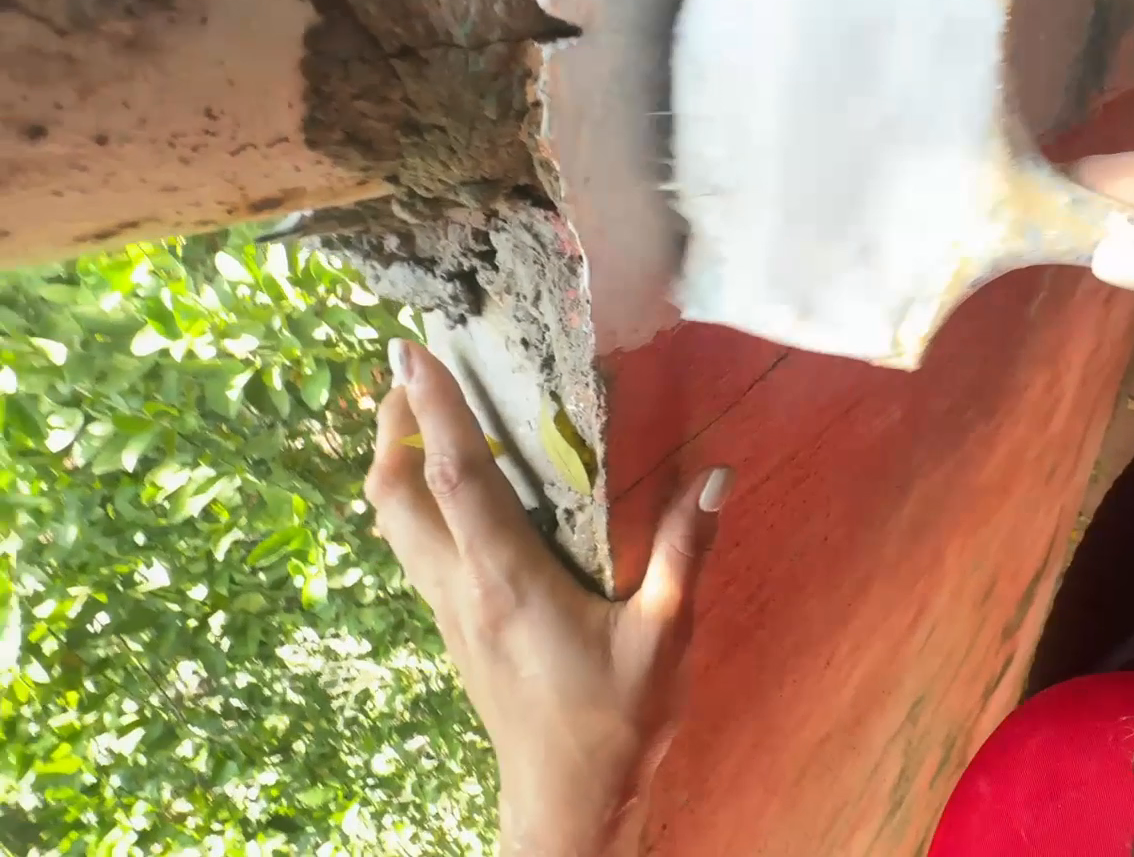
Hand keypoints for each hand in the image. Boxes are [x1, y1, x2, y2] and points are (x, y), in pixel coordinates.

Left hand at [366, 339, 728, 854]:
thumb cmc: (618, 719)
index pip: (458, 479)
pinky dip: (418, 498)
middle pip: (398, 497)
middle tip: (408, 370)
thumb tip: (716, 475)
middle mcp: (464, 590)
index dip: (435, 411)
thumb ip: (686, 550)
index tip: (414, 352)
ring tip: (420, 413)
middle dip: (393, 425)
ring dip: (397, 461)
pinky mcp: (459, 628)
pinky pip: (418, 547)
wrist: (567, 804)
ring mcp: (452, 613)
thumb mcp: (665, 633)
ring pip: (398, 524)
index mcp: (508, 582)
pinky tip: (453, 490)